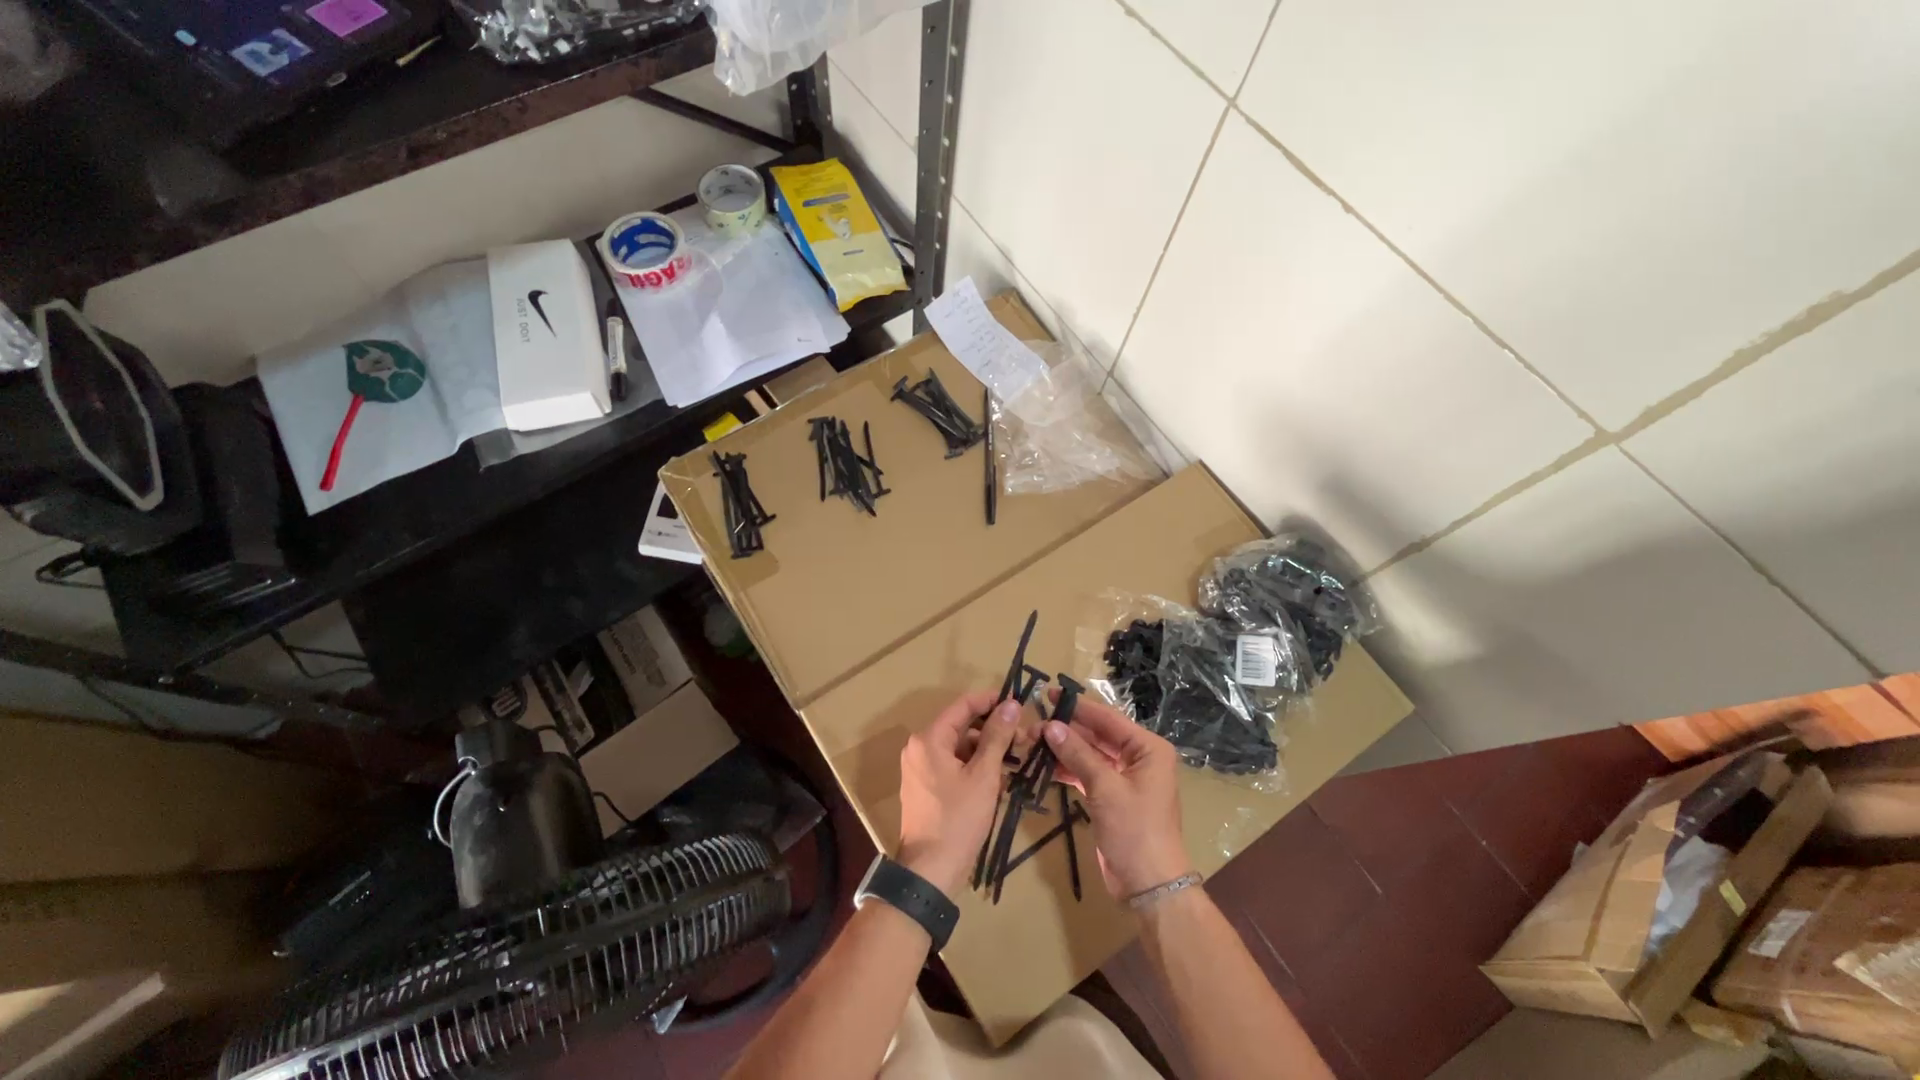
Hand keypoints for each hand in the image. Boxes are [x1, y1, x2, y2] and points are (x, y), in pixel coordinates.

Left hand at [897, 690, 1021, 897]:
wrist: (931, 869)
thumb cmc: (958, 819)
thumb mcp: (984, 775)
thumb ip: (997, 736)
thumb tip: (1011, 704)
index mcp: (929, 739)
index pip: (963, 705)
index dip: (992, 701)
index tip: (1020, 705)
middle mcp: (920, 748)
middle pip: (961, 726)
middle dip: (993, 730)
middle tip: (1025, 740)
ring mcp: (921, 769)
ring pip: (960, 747)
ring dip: (988, 750)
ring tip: (1018, 760)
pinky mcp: (926, 787)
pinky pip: (953, 766)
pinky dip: (975, 767)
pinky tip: (1001, 778)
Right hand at [1042, 693, 1192, 899]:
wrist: (1149, 884)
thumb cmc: (1135, 830)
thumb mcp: (1105, 788)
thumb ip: (1077, 754)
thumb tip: (1050, 726)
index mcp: (1148, 749)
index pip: (1108, 719)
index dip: (1078, 707)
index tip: (1048, 693)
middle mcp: (1139, 759)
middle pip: (1098, 735)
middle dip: (1066, 730)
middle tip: (1032, 723)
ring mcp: (1125, 779)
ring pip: (1090, 755)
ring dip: (1063, 750)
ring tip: (1031, 743)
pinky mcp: (1112, 799)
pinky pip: (1088, 775)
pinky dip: (1068, 770)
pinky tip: (1043, 766)